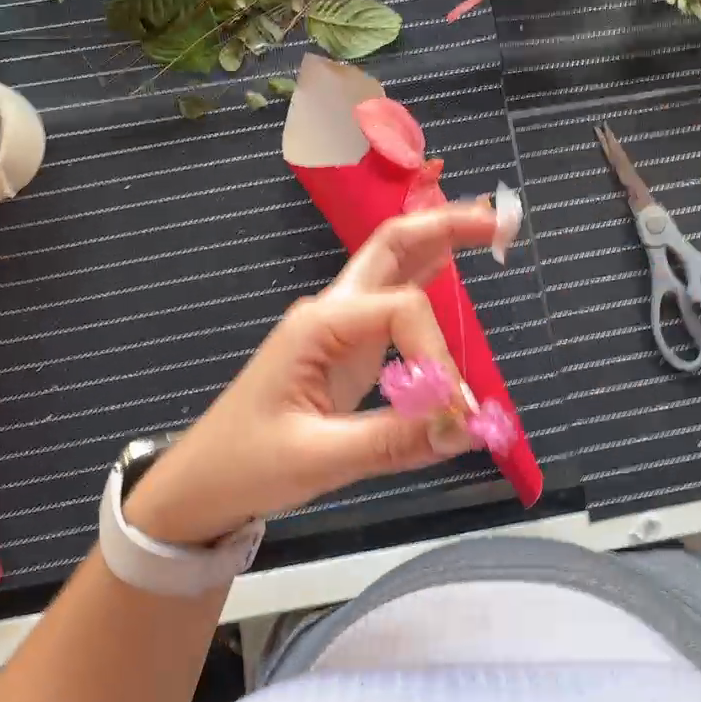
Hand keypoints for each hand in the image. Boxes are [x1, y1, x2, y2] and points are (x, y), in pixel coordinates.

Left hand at [124, 203, 498, 544]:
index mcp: (319, 325)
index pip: (403, 310)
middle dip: (445, 225)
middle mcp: (332, 311)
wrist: (203, 483)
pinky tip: (451, 264)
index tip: (456, 412)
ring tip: (489, 227)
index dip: (438, 354)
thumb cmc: (248, 465)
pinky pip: (395, 303)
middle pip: (392, 245)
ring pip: (394, 264)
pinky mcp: (349, 349)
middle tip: (497, 218)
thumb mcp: (319, 458)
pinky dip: (427, 277)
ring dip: (439, 240)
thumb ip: (394, 441)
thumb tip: (467, 429)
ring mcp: (341, 327)